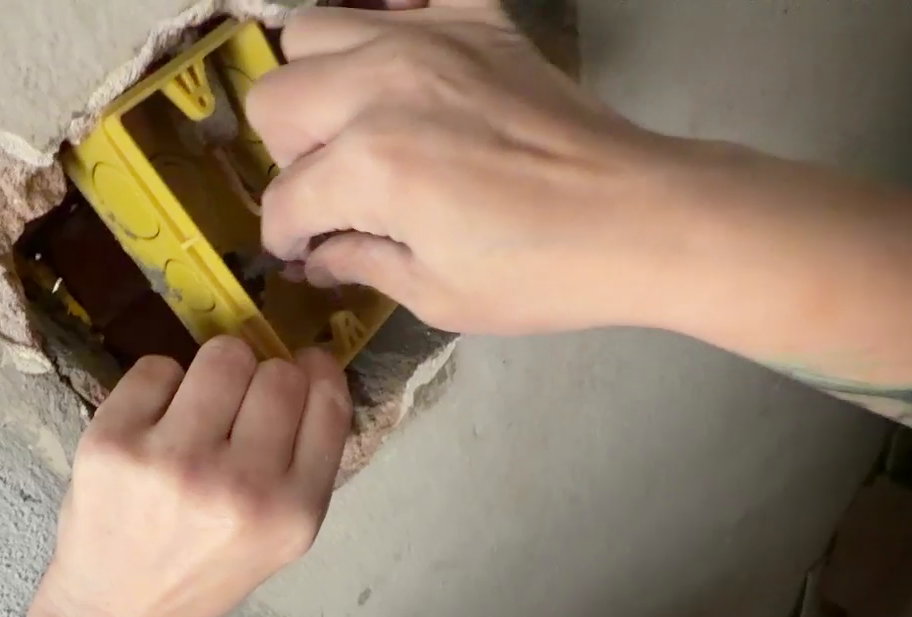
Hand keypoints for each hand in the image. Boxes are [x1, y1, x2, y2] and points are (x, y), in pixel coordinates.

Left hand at [28, 337, 352, 616]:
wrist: (120, 610)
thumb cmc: (211, 569)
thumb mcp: (284, 537)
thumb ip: (308, 462)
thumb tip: (311, 367)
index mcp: (292, 513)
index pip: (327, 404)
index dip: (320, 372)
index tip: (306, 368)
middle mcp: (240, 486)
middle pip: (277, 374)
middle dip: (266, 378)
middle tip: (243, 409)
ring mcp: (173, 461)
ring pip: (222, 355)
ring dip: (219, 372)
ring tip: (202, 408)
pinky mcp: (114, 441)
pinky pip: (158, 366)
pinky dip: (163, 387)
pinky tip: (158, 425)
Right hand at [247, 0, 668, 334]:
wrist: (636, 219)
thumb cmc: (535, 275)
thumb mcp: (435, 294)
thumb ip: (361, 263)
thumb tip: (317, 259)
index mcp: (370, 166)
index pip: (285, 199)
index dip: (282, 239)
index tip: (299, 255)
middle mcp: (381, 86)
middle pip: (275, 100)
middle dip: (287, 158)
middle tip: (327, 193)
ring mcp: (428, 38)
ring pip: (313, 32)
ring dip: (314, 88)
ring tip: (350, 131)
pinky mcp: (475, 17)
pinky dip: (382, 29)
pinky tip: (399, 75)